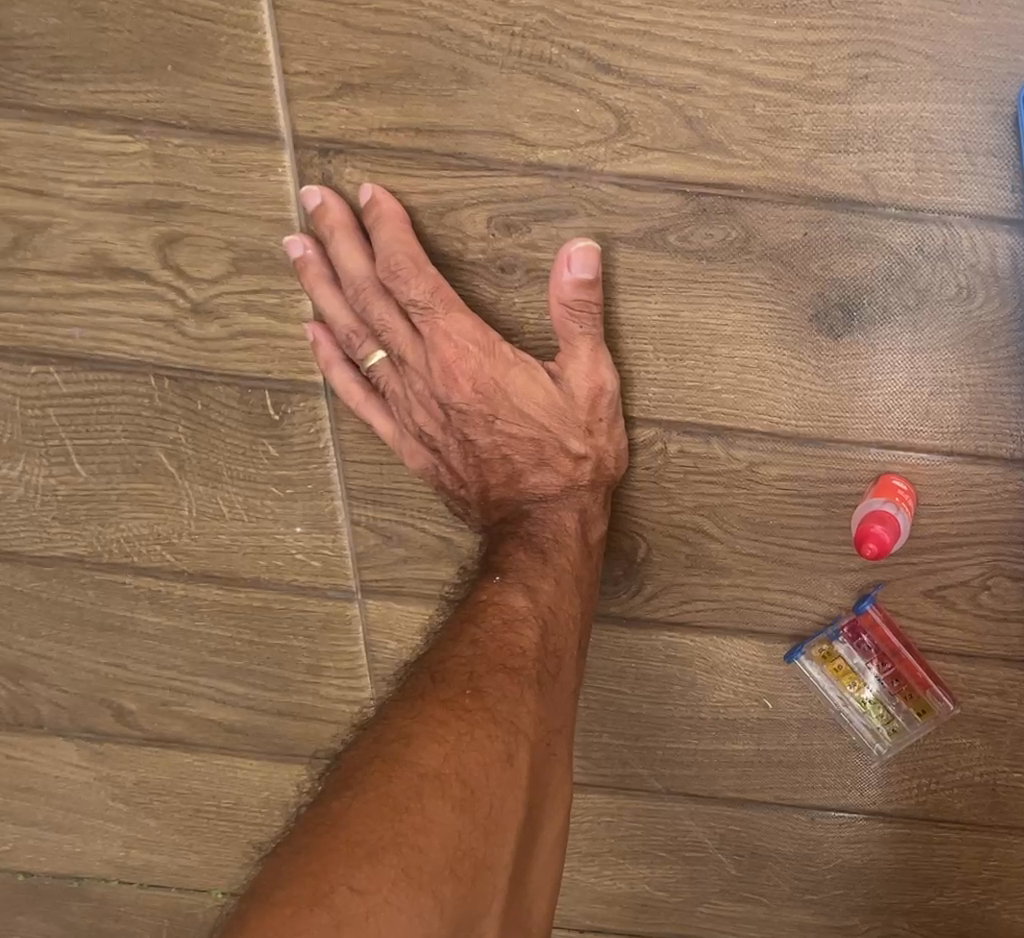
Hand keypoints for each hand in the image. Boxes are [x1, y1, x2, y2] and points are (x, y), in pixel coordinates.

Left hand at [282, 183, 628, 535]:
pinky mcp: (407, 439)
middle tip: (314, 201)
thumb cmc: (575, 455)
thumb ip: (579, 314)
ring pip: (352, 336)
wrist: (544, 524)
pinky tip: (310, 332)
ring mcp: (409, 407)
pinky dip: (328, 358)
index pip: (413, 276)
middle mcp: (425, 372)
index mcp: (468, 351)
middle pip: (370, 296)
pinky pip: (355, 392)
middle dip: (340, 243)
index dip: (388, 231)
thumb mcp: (593, 381)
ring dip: (321, 288)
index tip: (369, 195)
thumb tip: (581, 251)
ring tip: (296, 247)